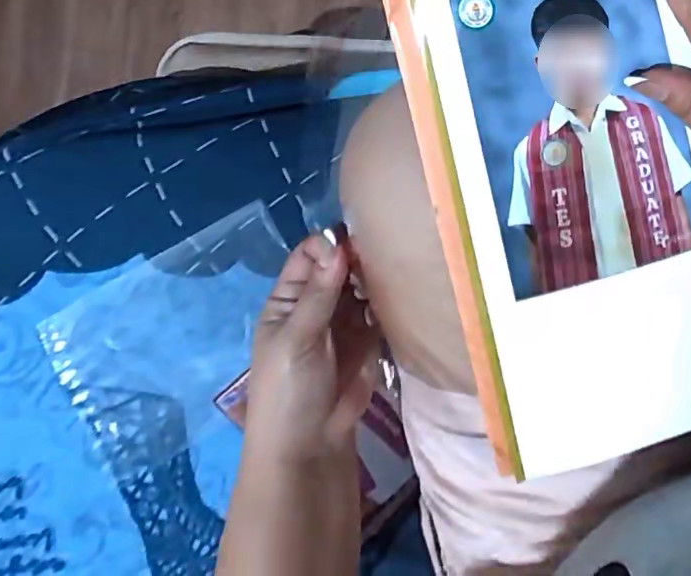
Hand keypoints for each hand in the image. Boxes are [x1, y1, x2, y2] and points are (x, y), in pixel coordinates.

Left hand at [243, 233, 382, 467]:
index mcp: (288, 301)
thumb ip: (319, 293)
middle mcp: (316, 303)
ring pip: (362, 282)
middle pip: (339, 264)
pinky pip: (380, 306)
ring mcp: (344, 320)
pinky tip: (402, 291)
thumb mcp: (297, 339)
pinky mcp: (368, 336)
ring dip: (376, 274)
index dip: (329, 246)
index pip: (308, 256)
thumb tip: (338, 245)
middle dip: (359, 256)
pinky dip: (390, 297)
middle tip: (383, 255)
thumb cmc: (288, 391)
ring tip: (394, 273)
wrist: (309, 446)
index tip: (354, 247)